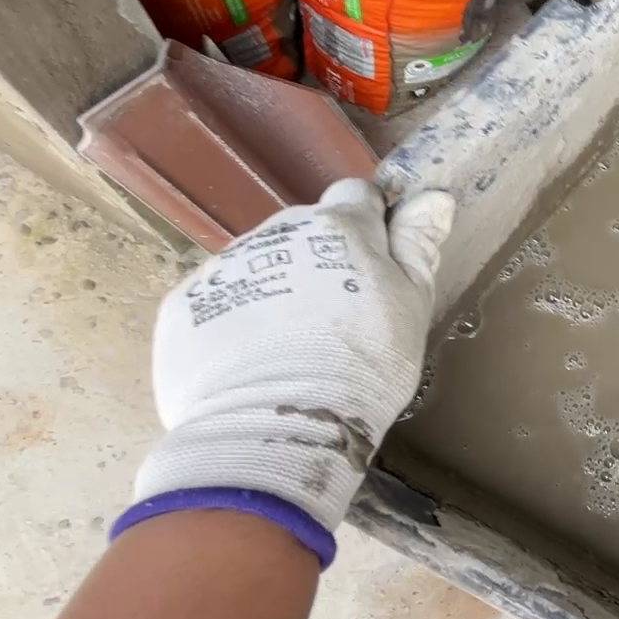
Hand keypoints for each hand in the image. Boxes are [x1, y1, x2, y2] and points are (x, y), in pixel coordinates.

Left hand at [116, 179, 454, 566]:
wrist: (276, 424)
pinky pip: (222, 298)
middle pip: (307, 228)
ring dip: (283, 285)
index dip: (371, 222)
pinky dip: (241, 317)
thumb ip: (418, 245)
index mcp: (339, 227)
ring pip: (264, 262)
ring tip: (297, 341)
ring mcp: (224, 267)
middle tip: (342, 314)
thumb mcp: (412, 303)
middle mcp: (277, 232)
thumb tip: (434, 197)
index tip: (379, 263)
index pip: (356, 195)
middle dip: (325, 257)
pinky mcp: (183, 306)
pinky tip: (258, 357)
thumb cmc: (364, 360)